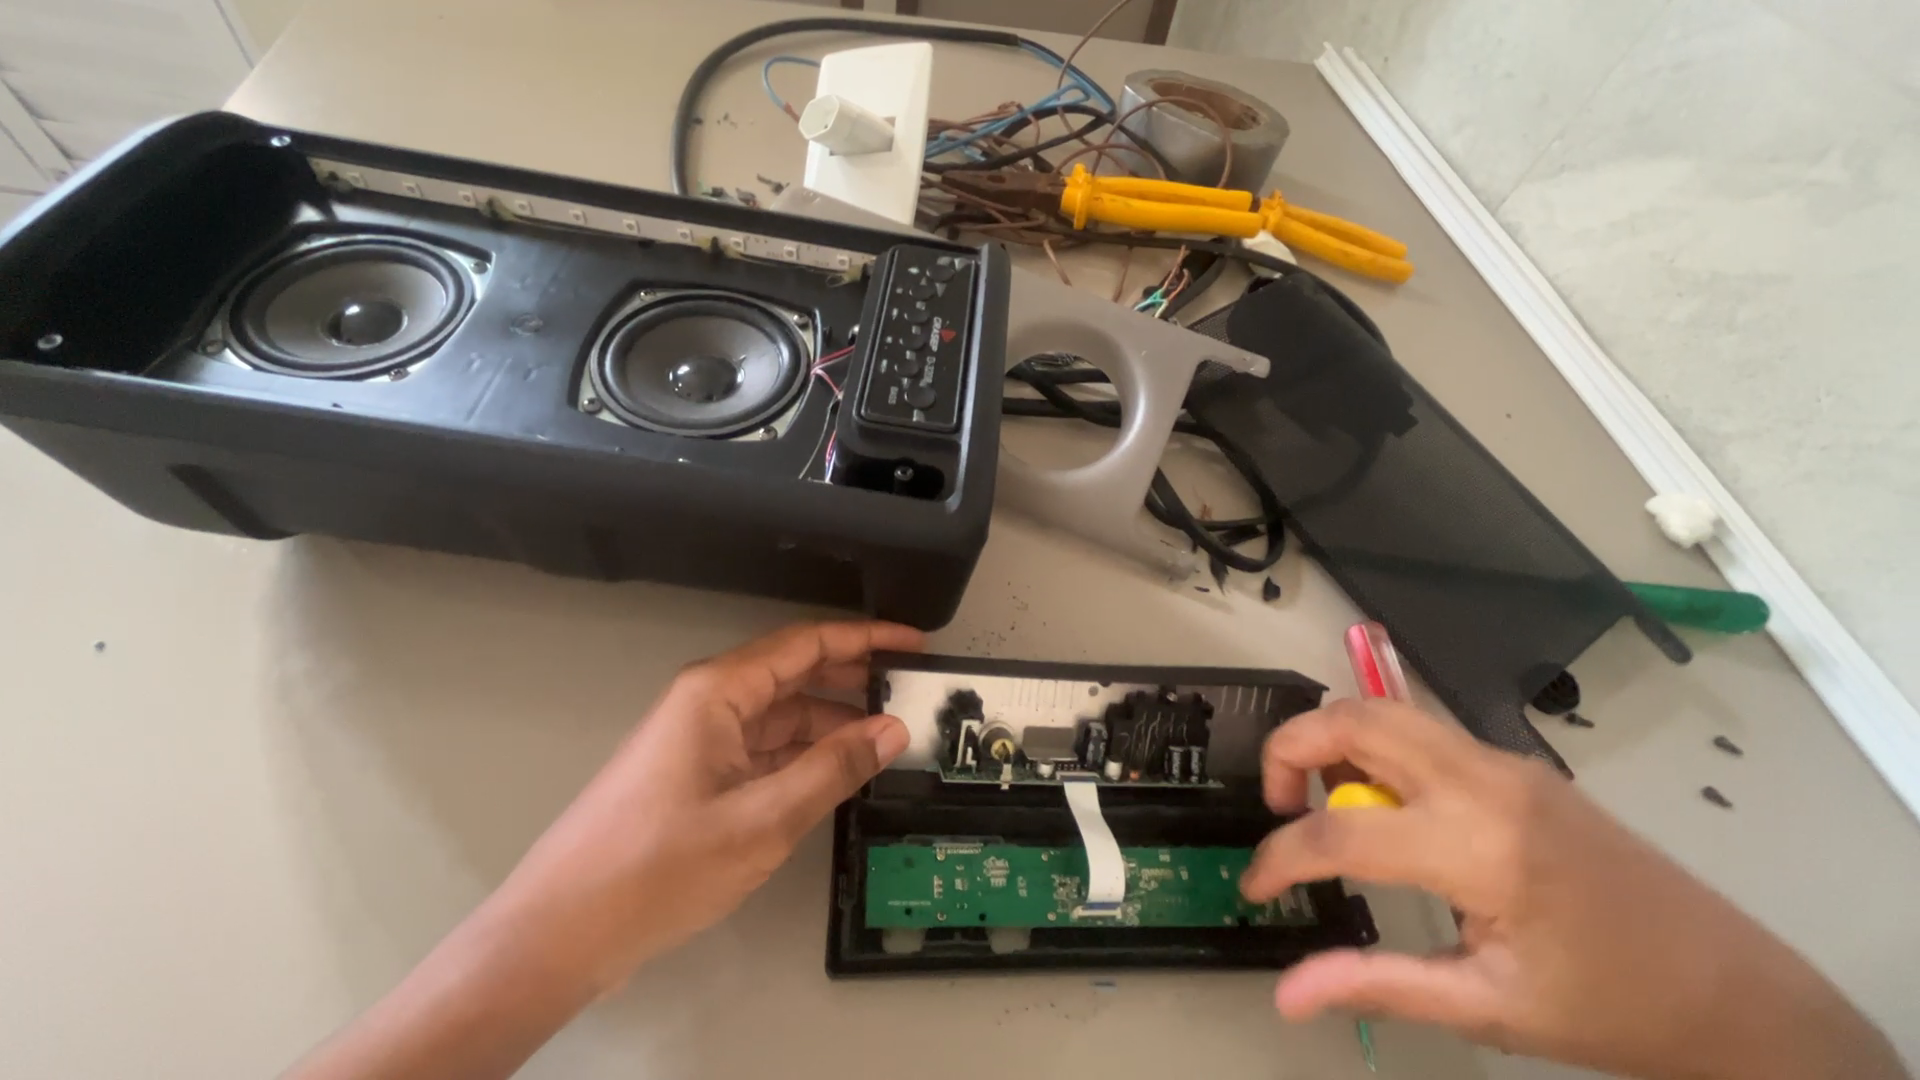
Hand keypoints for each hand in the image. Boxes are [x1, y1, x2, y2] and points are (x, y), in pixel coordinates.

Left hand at [491, 620, 920, 989]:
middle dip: (853, 681)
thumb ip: (833, 768)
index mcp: (718, 691)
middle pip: (794, 674)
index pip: (805, 643)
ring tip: (888, 740)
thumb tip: (893, 728)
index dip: (865, 638)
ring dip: (832, 724)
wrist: (562, 931)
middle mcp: (709, 703)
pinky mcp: (697, 778)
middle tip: (911, 694)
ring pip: (781, 716)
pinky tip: (839, 775)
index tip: (915, 644)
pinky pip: (763, 750)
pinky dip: (804, 756)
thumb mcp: (762, 819)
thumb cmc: (659, 866)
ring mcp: (701, 741)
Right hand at [1242, 700, 1904, 1079]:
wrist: (1736, 991)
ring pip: (1385, 710)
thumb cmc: (1609, 1008)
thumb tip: (1283, 994)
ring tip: (1321, 800)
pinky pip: (1421, 731)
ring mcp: (1504, 764)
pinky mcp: (1516, 765)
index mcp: (1480, 851)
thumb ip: (1377, 986)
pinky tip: (1382, 804)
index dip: (1279, 858)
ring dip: (1331, 739)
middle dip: (1289, 748)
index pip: (1340, 832)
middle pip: (1355, 719)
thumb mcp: (1487, 1009)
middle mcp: (1485, 784)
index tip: (1255, 888)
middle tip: (1278, 806)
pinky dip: (1373, 748)